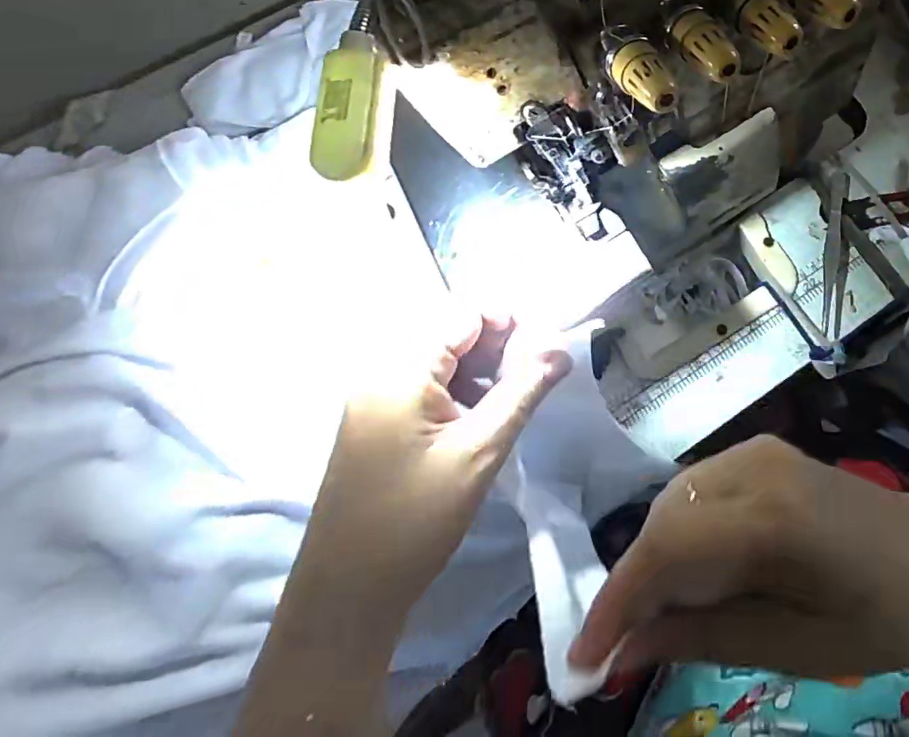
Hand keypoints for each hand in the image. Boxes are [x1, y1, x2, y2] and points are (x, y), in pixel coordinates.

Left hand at [327, 310, 572, 605]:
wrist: (347, 595)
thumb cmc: (416, 519)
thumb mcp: (479, 451)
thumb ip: (522, 392)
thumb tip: (561, 349)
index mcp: (399, 372)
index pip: (460, 315)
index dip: (506, 320)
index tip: (544, 346)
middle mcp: (380, 373)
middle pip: (448, 332)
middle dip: (497, 343)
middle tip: (535, 373)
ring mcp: (374, 399)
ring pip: (439, 360)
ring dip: (480, 367)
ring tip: (516, 394)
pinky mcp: (377, 423)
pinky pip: (425, 386)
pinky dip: (459, 389)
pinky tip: (483, 415)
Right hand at [569, 436, 908, 677]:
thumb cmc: (885, 615)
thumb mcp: (797, 646)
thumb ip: (704, 637)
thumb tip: (623, 649)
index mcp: (771, 517)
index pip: (666, 550)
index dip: (617, 604)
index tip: (583, 661)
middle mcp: (754, 465)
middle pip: (663, 519)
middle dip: (635, 584)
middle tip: (622, 648)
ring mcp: (758, 450)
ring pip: (675, 501)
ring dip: (657, 559)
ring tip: (659, 617)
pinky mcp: (763, 451)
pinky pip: (699, 491)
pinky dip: (683, 534)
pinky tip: (694, 574)